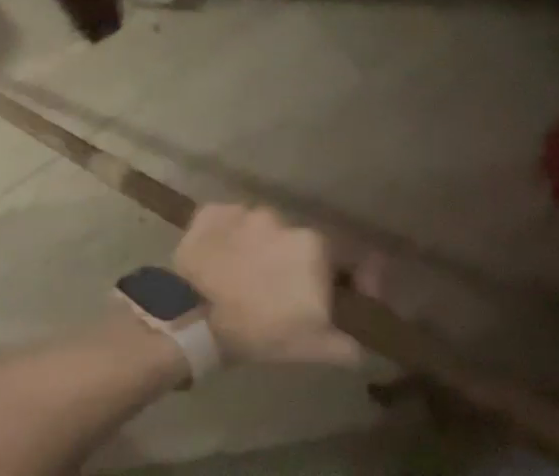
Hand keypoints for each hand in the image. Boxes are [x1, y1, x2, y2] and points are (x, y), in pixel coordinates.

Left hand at [173, 203, 363, 366]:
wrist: (195, 314)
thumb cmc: (263, 329)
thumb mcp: (324, 347)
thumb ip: (356, 339)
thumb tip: (363, 336)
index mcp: (314, 245)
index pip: (351, 257)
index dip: (358, 279)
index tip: (350, 296)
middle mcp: (278, 218)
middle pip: (303, 242)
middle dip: (304, 263)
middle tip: (293, 287)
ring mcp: (239, 212)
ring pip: (264, 229)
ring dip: (266, 246)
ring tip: (255, 271)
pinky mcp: (207, 212)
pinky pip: (230, 222)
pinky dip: (233, 236)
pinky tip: (227, 256)